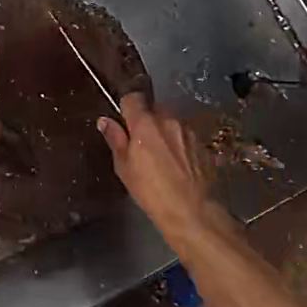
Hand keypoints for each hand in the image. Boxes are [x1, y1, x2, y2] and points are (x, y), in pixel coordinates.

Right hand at [98, 93, 236, 245]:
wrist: (190, 209)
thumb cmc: (149, 189)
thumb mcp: (123, 166)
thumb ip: (115, 139)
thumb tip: (105, 121)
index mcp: (145, 123)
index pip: (133, 98)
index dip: (126, 107)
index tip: (124, 120)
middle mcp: (169, 120)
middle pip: (153, 109)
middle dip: (146, 120)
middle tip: (140, 143)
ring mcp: (188, 131)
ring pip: (171, 122)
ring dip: (164, 132)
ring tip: (160, 157)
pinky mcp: (202, 144)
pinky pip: (185, 136)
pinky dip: (178, 144)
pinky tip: (176, 164)